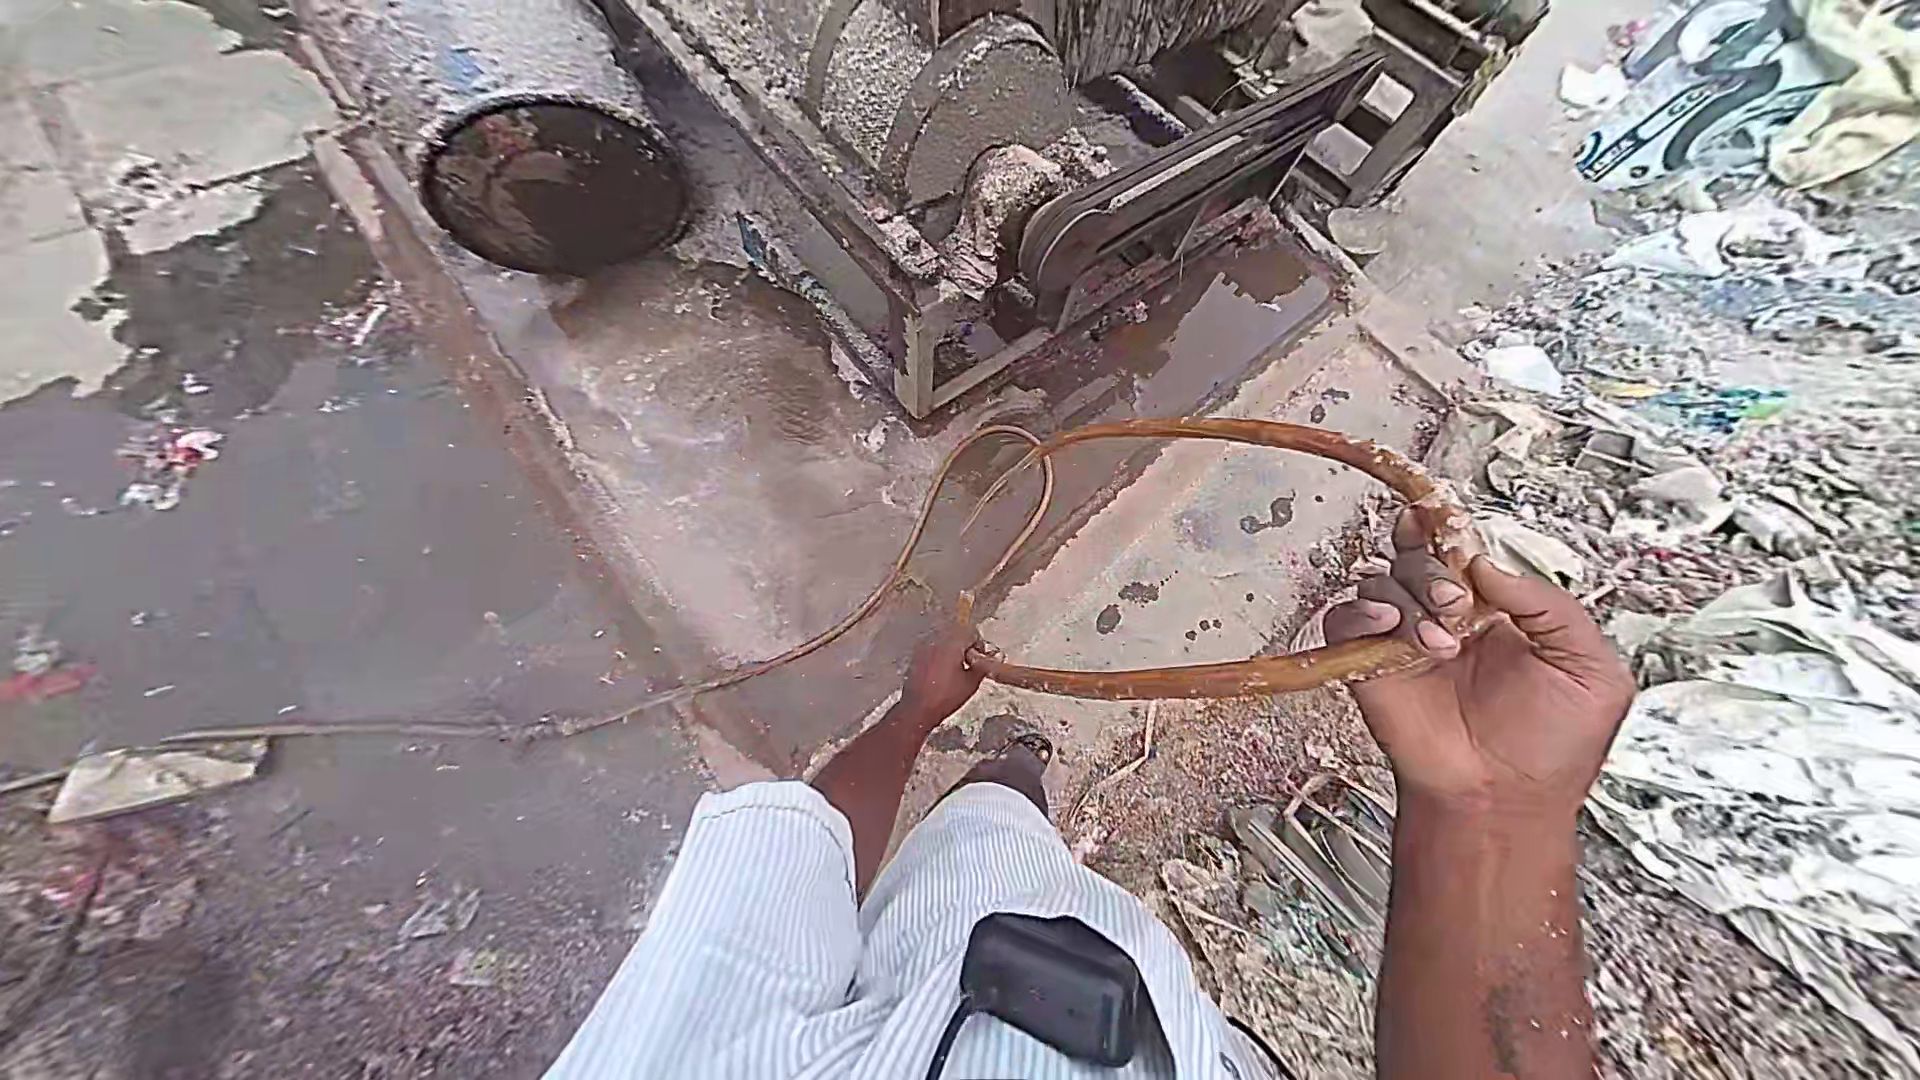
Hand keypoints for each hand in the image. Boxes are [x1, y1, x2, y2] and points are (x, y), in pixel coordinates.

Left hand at [899, 623, 985, 725]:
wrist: (918, 708)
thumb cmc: (945, 697)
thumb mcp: (971, 684)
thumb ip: (981, 667)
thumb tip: (985, 660)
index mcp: (952, 644)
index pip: (971, 632)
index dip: (979, 645)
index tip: (979, 658)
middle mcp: (936, 641)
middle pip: (956, 635)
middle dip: (965, 647)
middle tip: (968, 664)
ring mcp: (923, 647)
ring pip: (944, 642)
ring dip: (952, 651)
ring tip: (954, 670)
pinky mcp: (915, 657)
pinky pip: (932, 650)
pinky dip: (939, 657)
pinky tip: (941, 673)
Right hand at [1324, 511, 1633, 823]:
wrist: (1500, 792)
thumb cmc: (1549, 743)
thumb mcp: (1588, 669)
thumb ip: (1549, 607)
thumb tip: (1486, 564)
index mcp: (1489, 610)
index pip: (1458, 554)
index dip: (1444, 529)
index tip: (1436, 513)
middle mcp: (1439, 616)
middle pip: (1413, 558)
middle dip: (1431, 572)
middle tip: (1455, 604)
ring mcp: (1398, 637)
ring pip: (1379, 581)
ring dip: (1407, 599)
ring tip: (1437, 643)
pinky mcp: (1363, 658)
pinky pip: (1344, 618)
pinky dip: (1359, 613)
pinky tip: (1386, 626)